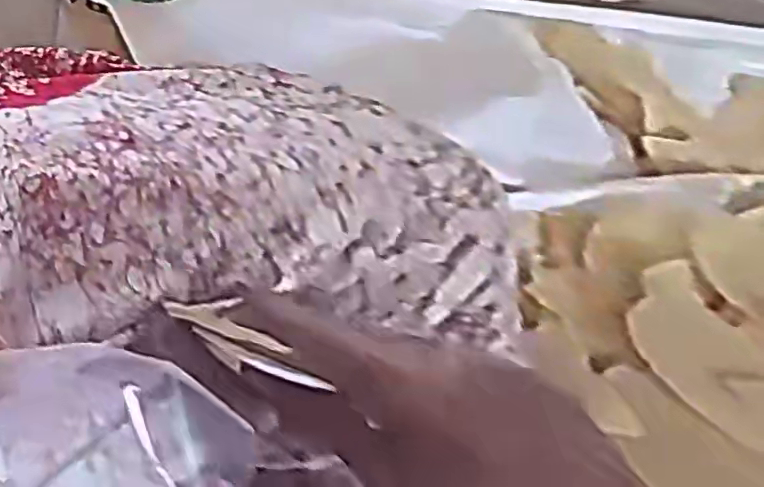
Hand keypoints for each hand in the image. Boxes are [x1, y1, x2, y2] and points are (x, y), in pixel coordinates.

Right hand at [229, 294, 638, 486]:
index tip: (226, 295)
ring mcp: (496, 365)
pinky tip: (420, 409)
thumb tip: (258, 383)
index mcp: (402, 376)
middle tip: (279, 356)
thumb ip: (322, 424)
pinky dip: (425, 379)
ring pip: (406, 348)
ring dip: (372, 365)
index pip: (309, 326)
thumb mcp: (386, 477)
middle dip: (319, 348)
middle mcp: (445, 352)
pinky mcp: (538, 386)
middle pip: (357, 336)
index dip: (262, 310)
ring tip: (350, 388)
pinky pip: (455, 366)